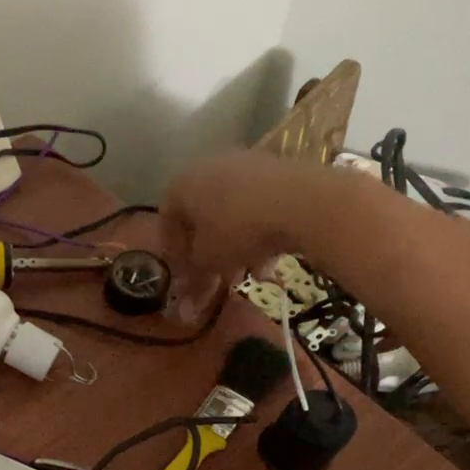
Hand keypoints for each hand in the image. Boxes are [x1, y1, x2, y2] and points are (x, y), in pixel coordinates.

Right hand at [161, 148, 357, 282]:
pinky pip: (258, 204)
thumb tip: (181, 307)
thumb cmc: (238, 230)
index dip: (173, 251)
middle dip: (208, 249)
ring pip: (232, 211)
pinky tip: (270, 257)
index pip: (166, 219)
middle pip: (202, 215)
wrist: (303, 201)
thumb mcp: (208, 262)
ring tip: (248, 272)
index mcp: (182, 184)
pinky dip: (259, 229)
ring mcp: (246, 162)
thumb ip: (192, 279)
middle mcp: (208, 166)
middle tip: (217, 276)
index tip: (185, 274)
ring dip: (236, 244)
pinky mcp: (277, 166)